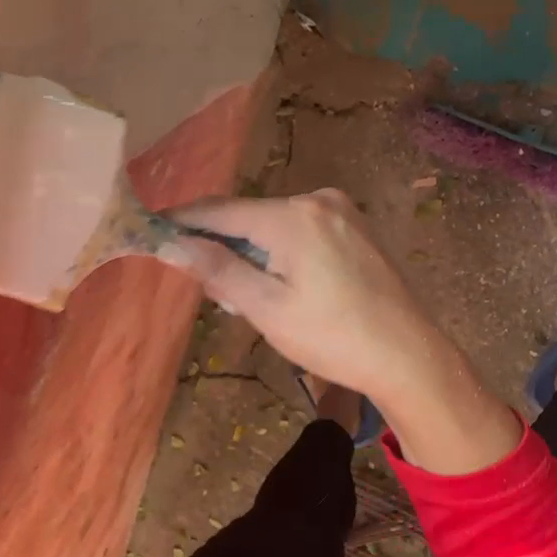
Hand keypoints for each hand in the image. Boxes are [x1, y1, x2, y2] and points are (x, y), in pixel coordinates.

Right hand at [162, 190, 519, 474]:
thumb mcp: (266, 308)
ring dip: (250, 254)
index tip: (147, 231)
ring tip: (250, 300)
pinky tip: (283, 288)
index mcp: (292, 216)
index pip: (218, 211)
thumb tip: (169, 245)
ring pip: (271, 226)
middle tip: (212, 293)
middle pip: (246, 217)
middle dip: (220, 247)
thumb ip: (217, 270)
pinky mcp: (354, 227)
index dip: (179, 221)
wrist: (409, 357)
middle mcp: (317, 200)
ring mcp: (340, 211)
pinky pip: (298, 231)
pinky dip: (278, 253)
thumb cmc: (332, 337)